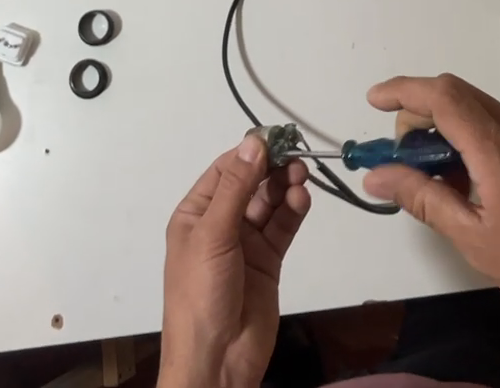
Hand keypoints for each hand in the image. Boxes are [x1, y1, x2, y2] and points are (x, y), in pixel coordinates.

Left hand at [160, 135, 310, 387]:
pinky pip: (282, 229)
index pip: (225, 171)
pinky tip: (303, 199)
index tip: (276, 137)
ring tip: (302, 175)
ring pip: (269, 204)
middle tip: (296, 156)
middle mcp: (220, 224)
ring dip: (285, 188)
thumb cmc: (200, 292)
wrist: (215, 362)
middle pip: (250, 185)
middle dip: (271, 169)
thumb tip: (253, 143)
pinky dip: (293, 212)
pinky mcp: (268, 263)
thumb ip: (236, 188)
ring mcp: (245, 244)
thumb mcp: (213, 235)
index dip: (249, 153)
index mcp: (195, 213)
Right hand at [362, 75, 499, 387]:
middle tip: (402, 154)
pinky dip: (477, 137)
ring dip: (449, 125)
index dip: (403, 90)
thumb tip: (376, 175)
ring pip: (484, 110)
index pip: (445, 97)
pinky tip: (472, 179)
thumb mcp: (476, 242)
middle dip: (422, 112)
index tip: (374, 102)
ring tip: (435, 172)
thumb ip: (423, 197)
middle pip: (461, 96)